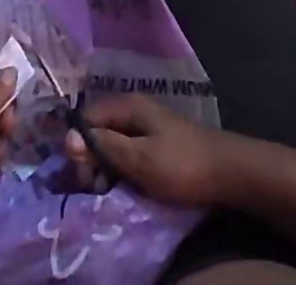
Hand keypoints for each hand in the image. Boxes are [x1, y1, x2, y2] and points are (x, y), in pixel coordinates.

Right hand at [62, 94, 240, 206]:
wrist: (228, 172)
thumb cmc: (181, 164)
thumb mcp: (138, 158)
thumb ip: (104, 145)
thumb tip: (67, 136)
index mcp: (129, 106)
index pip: (87, 118)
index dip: (77, 145)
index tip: (81, 174)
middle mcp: (134, 110)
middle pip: (98, 130)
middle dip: (90, 158)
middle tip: (95, 187)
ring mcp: (146, 126)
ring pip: (112, 144)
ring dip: (105, 167)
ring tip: (108, 190)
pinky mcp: (155, 144)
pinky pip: (127, 153)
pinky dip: (121, 169)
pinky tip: (124, 186)